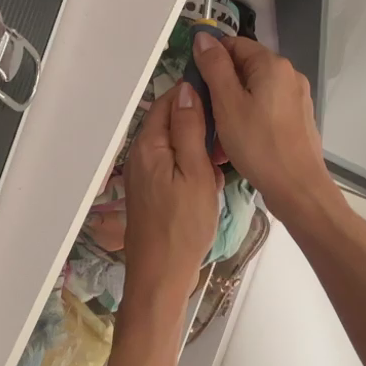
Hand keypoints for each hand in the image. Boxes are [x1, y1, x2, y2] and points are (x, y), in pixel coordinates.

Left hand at [122, 82, 223, 312]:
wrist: (161, 276)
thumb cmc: (184, 225)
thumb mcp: (195, 172)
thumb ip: (189, 128)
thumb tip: (186, 89)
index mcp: (149, 143)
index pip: (169, 100)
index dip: (195, 95)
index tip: (223, 102)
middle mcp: (140, 153)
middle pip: (171, 121)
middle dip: (200, 126)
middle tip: (225, 144)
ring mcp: (144, 173)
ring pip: (176, 145)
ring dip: (198, 151)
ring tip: (219, 168)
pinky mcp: (150, 190)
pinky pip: (174, 165)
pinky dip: (192, 169)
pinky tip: (208, 186)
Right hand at [191, 34, 332, 214]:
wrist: (298, 188)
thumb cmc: (258, 144)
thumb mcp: (227, 103)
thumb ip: (214, 67)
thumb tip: (203, 37)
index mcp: (272, 64)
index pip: (235, 44)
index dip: (210, 58)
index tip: (193, 81)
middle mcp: (289, 74)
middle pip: (245, 68)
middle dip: (220, 87)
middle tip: (203, 112)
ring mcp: (296, 97)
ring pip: (254, 91)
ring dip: (231, 107)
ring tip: (216, 135)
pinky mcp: (298, 118)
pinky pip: (266, 109)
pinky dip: (248, 119)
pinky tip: (236, 144)